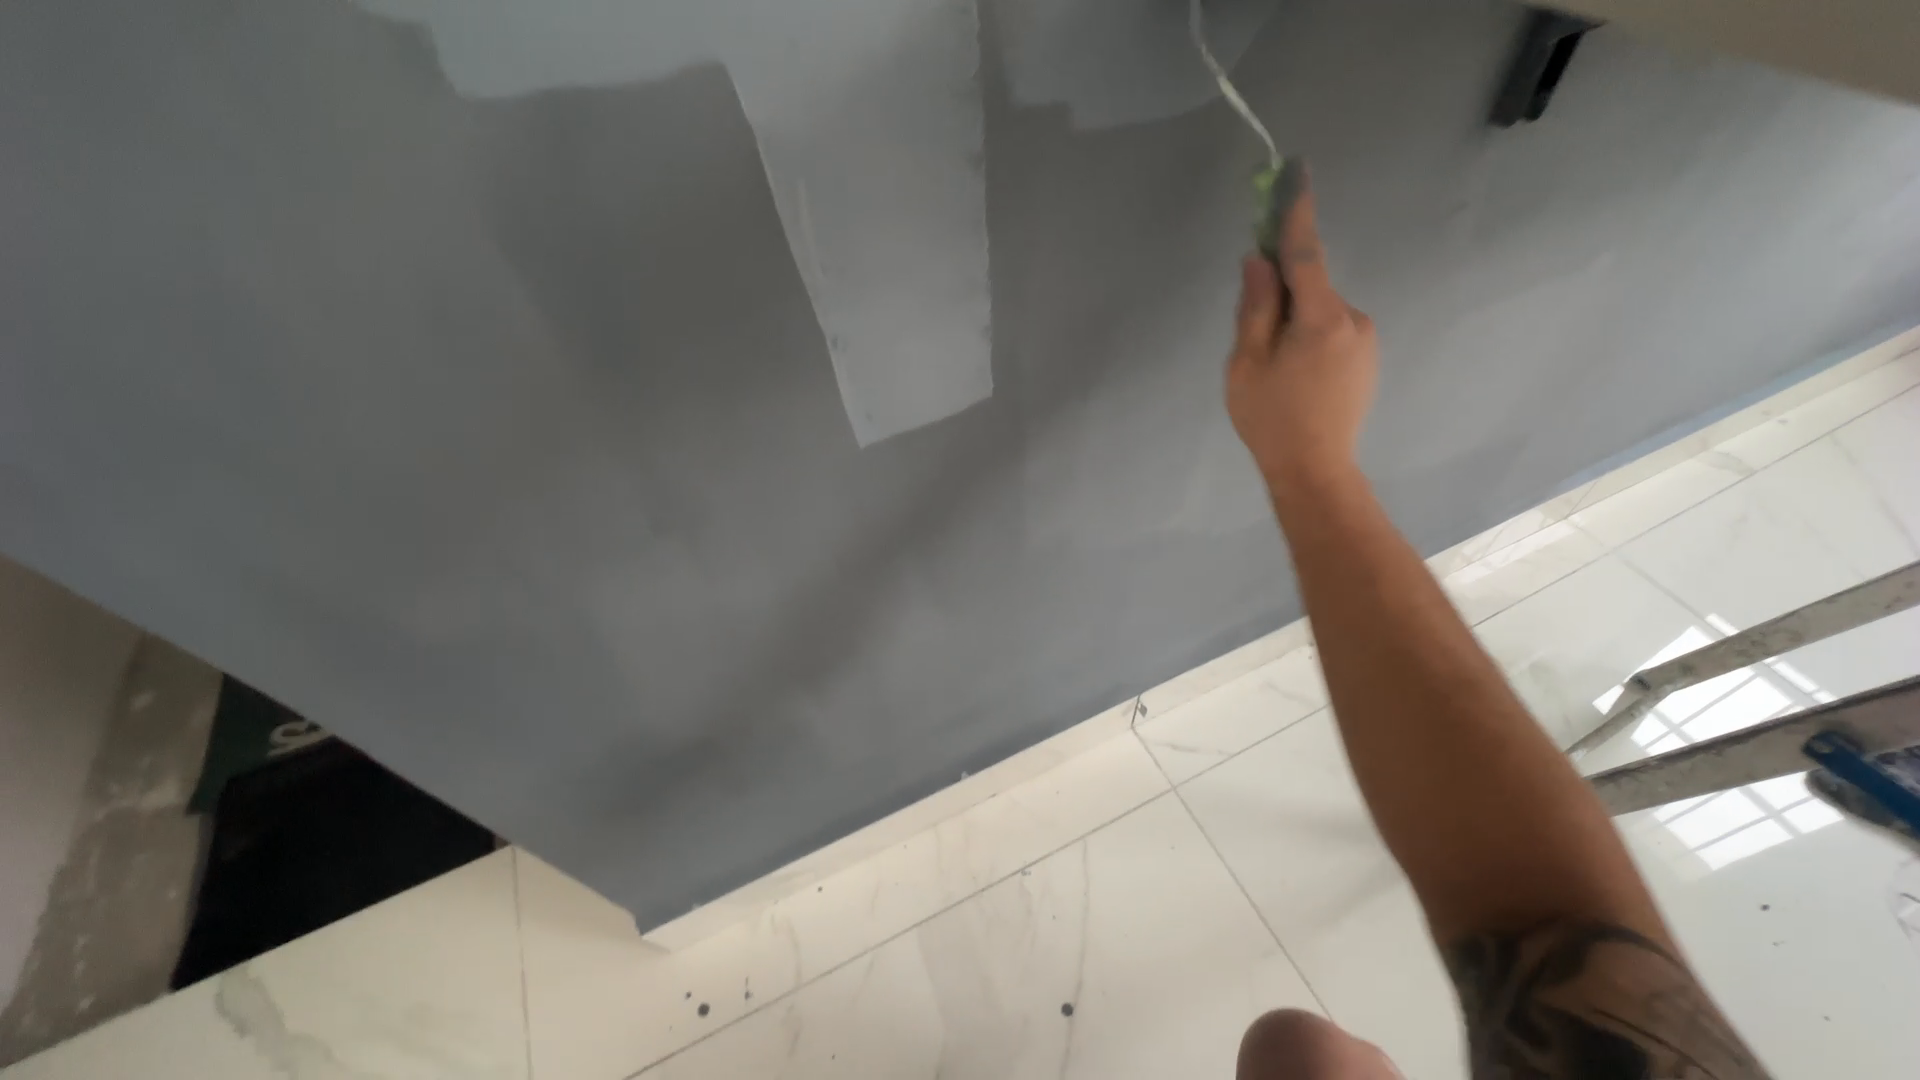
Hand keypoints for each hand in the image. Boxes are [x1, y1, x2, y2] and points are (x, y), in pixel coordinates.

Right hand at [1225, 184, 1377, 496]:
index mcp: (1320, 318)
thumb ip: (1254, 308)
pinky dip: (1308, 338)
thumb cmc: (1271, 419)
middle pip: (1309, 287)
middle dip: (1280, 295)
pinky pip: (1331, 330)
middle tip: (1253, 336)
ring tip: (1274, 370)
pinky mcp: (1367, 357)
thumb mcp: (1246, 364)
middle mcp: (1353, 318)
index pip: (1306, 254)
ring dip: (1294, 322)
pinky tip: (1295, 377)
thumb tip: (1259, 262)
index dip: (1295, 214)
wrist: (1315, 469)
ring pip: (1319, 311)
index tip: (1296, 172)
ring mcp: (1365, 339)